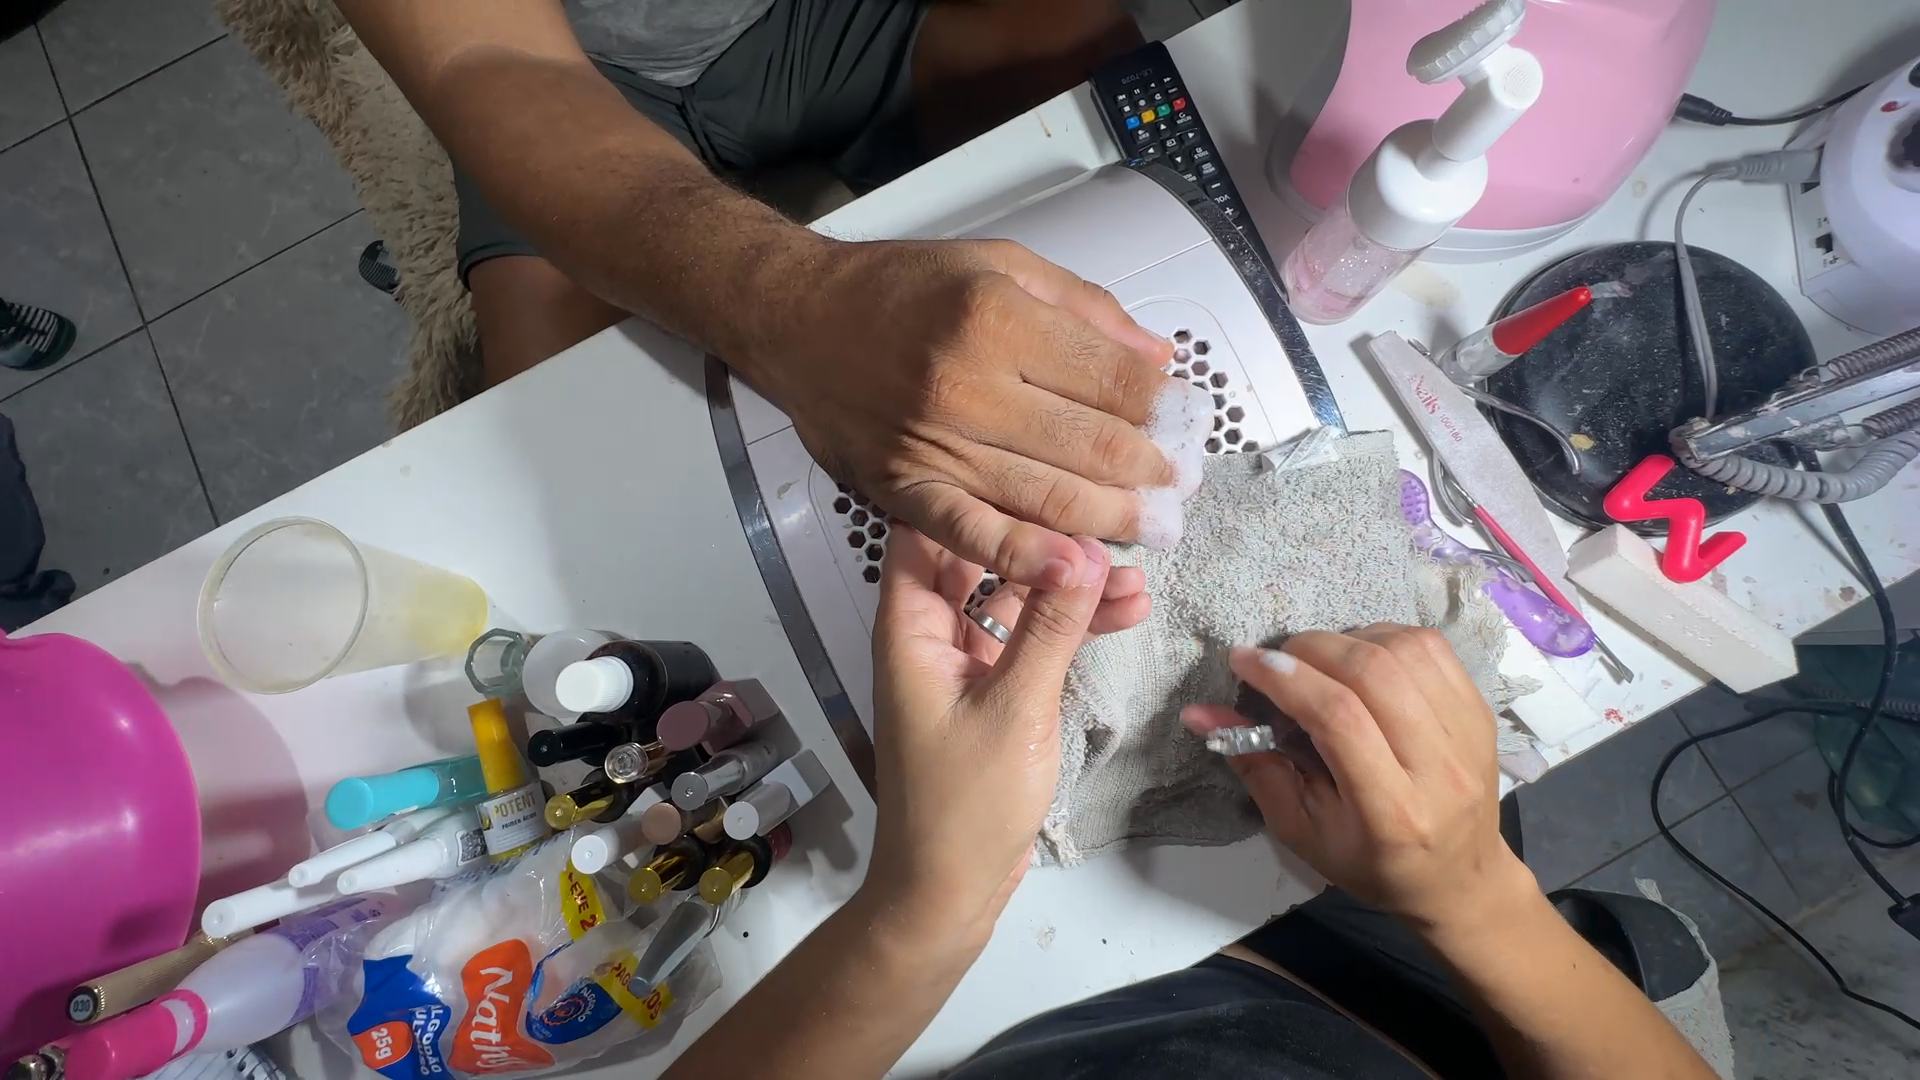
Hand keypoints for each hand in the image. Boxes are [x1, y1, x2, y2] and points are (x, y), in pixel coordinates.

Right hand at [746, 237, 1210, 591]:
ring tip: (1156, 526)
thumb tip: (1155, 357)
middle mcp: (966, 386)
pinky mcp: (904, 489)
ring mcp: (933, 446)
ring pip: (1046, 494)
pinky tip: (1075, 572)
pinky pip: (972, 532)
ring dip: (1113, 517)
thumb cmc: (897, 289)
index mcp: (997, 318)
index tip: (1186, 423)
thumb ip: (1083, 308)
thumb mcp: (997, 262)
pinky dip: (1025, 557)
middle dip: (1150, 470)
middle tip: (1181, 484)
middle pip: (1088, 443)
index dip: (1161, 407)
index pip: (1110, 378)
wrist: (800, 323)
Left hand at [864, 526, 1147, 938]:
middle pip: (982, 560)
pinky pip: (1027, 640)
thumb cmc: (966, 802)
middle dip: (1041, 543)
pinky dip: (1067, 629)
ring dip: (1067, 591)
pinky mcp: (991, 685)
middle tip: (1106, 528)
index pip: (926, 529)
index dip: (975, 496)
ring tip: (1136, 580)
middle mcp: (930, 631)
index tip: (1039, 475)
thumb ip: (1050, 626)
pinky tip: (1123, 614)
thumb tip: (1085, 549)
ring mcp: (962, 659)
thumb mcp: (1015, 708)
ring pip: (1014, 600)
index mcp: (908, 626)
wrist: (949, 890)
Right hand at [1182, 626, 1532, 932]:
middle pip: (1372, 672)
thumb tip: (1197, 713)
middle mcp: (1438, 768)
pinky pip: (1429, 647)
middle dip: (1309, 648)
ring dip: (1346, 639)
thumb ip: (1251, 764)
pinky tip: (1360, 655)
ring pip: (1403, 650)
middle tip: (1277, 658)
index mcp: (1390, 809)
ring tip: (1318, 658)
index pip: (1336, 715)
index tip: (1242, 661)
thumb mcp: (1297, 827)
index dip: (1283, 676)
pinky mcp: (1482, 712)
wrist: (1458, 879)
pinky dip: (1383, 636)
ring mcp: (1468, 736)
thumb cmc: (1367, 859)